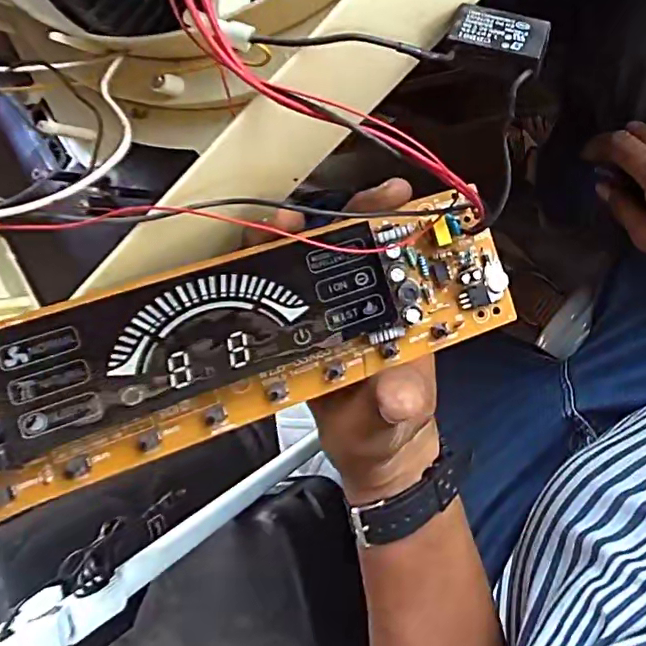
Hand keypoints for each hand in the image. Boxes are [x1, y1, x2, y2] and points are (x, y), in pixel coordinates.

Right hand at [255, 178, 439, 504]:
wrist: (366, 453)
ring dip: (289, 243)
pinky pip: (275, 303)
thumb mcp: (406, 410)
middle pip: (354, 248)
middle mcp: (370, 304)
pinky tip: (239, 271)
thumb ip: (402, 403)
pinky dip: (256, 282)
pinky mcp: (298, 334)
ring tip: (275, 229)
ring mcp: (333, 316)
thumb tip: (398, 397)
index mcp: (404, 308)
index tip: (396, 192)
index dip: (400, 218)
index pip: (405, 250)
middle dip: (335, 218)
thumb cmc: (396, 421)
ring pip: (310, 267)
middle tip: (312, 210)